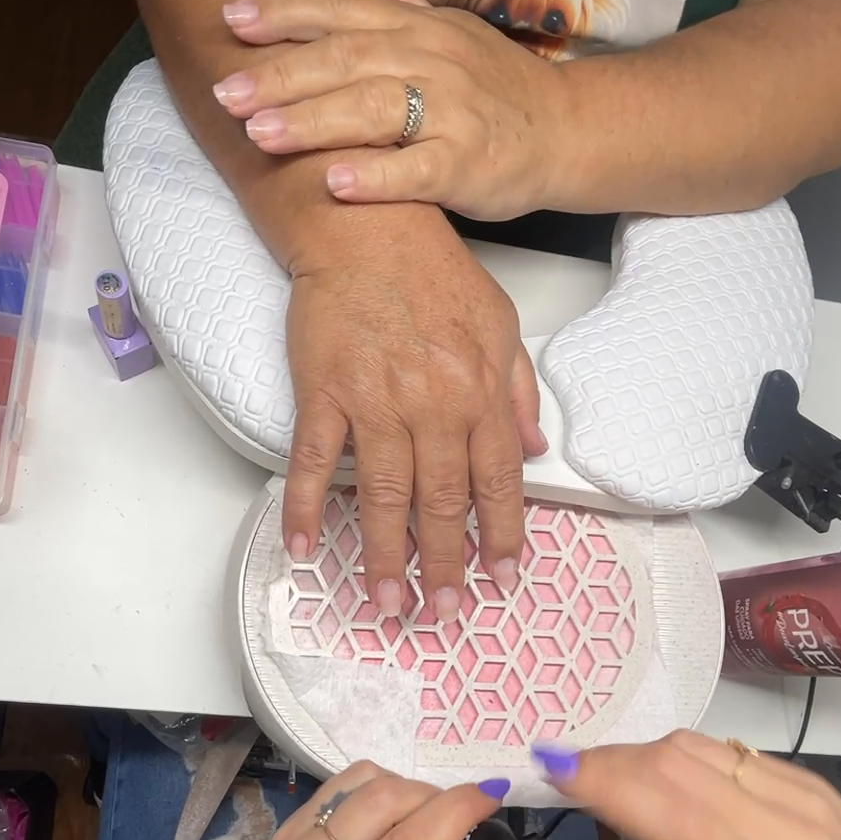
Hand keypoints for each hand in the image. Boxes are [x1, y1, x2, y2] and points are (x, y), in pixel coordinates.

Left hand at [213, 0, 570, 221]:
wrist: (562, 133)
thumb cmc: (494, 91)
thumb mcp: (446, 34)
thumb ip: (396, 4)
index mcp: (418, 28)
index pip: (343, 9)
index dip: (286, 12)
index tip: (234, 21)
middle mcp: (431, 60)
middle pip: (345, 59)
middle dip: (281, 74)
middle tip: (229, 92)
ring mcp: (451, 112)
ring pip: (373, 108)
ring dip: (313, 121)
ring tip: (262, 134)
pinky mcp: (466, 165)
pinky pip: (416, 169)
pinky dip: (375, 176)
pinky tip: (335, 183)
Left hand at [249, 763, 524, 839]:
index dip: (453, 814)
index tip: (491, 796)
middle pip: (382, 799)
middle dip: (434, 795)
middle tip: (461, 815)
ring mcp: (291, 837)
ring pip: (362, 780)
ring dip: (406, 787)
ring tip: (424, 817)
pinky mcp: (288, 818)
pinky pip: (342, 781)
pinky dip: (378, 786)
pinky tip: (390, 813)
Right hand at [282, 222, 544, 621]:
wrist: (368, 227)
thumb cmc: (433, 273)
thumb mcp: (500, 325)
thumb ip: (519, 393)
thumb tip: (536, 453)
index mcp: (478, 391)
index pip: (497, 481)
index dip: (502, 535)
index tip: (502, 577)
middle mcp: (432, 405)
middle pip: (442, 502)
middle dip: (445, 565)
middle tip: (443, 612)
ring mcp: (374, 402)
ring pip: (383, 495)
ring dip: (385, 556)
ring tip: (388, 603)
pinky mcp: (324, 393)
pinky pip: (312, 461)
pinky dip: (304, 507)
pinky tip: (304, 549)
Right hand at [533, 733, 840, 839]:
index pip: (678, 817)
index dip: (608, 781)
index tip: (549, 768)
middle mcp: (794, 838)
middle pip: (677, 764)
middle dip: (606, 761)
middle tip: (560, 778)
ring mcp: (807, 801)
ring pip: (695, 746)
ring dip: (636, 753)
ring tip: (601, 781)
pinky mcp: (811, 783)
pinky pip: (723, 748)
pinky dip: (674, 755)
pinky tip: (657, 783)